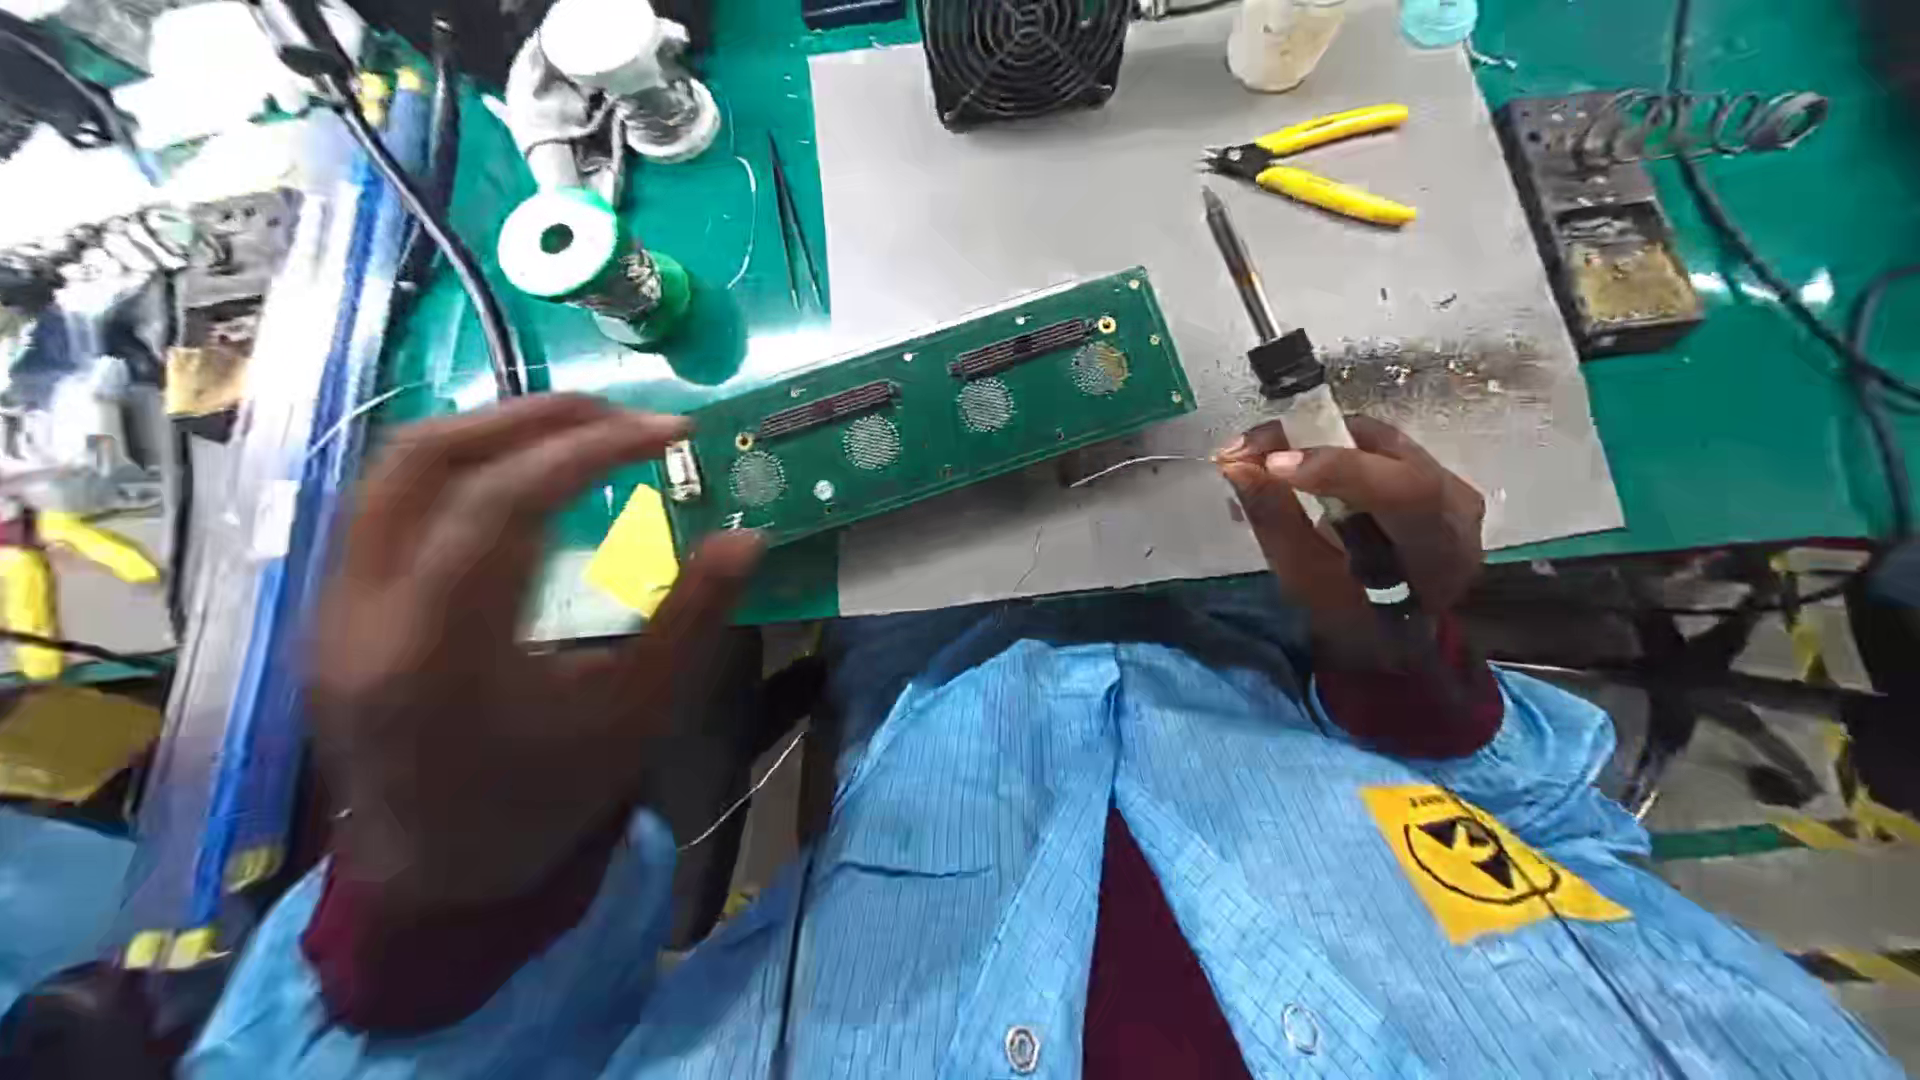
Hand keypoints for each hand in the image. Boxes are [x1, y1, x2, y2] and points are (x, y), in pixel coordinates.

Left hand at [309, 394, 763, 910]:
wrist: (444, 866)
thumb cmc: (552, 795)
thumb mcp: (641, 711)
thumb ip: (694, 617)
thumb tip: (748, 536)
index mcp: (440, 653)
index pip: (503, 504)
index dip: (592, 448)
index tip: (668, 431)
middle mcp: (362, 614)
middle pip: (426, 460)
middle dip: (537, 415)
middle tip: (625, 413)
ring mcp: (334, 605)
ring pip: (397, 469)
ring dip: (499, 431)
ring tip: (585, 428)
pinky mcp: (338, 605)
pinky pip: (392, 499)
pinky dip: (469, 465)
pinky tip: (529, 473)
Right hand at [1216, 415, 1483, 641]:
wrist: (1395, 632)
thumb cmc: (1348, 615)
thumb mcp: (1306, 579)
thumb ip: (1275, 519)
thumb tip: (1237, 466)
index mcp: (1438, 544)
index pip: (1400, 489)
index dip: (1334, 468)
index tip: (1267, 466)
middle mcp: (1454, 500)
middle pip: (1379, 447)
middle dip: (1304, 439)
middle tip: (1239, 450)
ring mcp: (1443, 480)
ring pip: (1369, 438)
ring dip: (1306, 438)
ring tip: (1252, 452)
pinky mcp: (1421, 469)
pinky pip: (1367, 445)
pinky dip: (1319, 445)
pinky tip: (1279, 457)